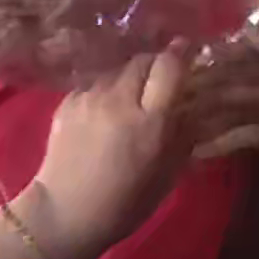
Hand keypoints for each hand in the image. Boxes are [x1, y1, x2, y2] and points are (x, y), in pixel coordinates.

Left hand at [25, 47, 191, 258]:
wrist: (66, 209)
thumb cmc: (124, 202)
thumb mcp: (166, 174)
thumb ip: (181, 136)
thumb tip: (191, 109)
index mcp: (148, 121)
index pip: (168, 68)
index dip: (180, 54)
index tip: (188, 49)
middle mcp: (117, 100)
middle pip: (141, 62)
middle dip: (155, 64)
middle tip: (160, 78)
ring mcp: (88, 98)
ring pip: (115, 72)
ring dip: (128, 78)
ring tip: (130, 98)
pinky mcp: (66, 101)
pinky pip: (92, 86)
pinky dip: (104, 92)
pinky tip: (103, 113)